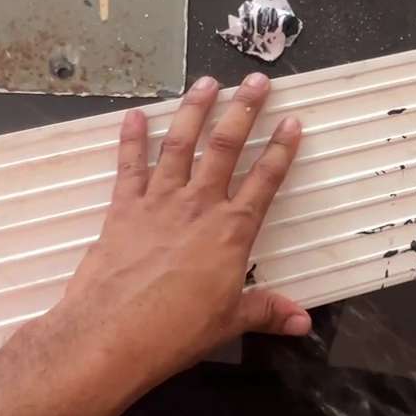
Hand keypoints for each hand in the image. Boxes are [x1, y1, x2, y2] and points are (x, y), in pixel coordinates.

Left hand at [29, 73, 308, 402]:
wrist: (112, 334)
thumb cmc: (178, 329)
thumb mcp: (230, 321)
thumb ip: (268, 311)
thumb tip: (303, 323)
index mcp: (232, 230)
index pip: (265, 180)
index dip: (282, 150)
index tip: (292, 122)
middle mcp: (200, 205)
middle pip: (226, 147)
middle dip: (244, 110)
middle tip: (257, 81)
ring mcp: (160, 202)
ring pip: (182, 145)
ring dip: (195, 111)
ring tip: (207, 82)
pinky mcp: (124, 208)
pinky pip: (129, 166)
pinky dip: (133, 139)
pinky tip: (137, 115)